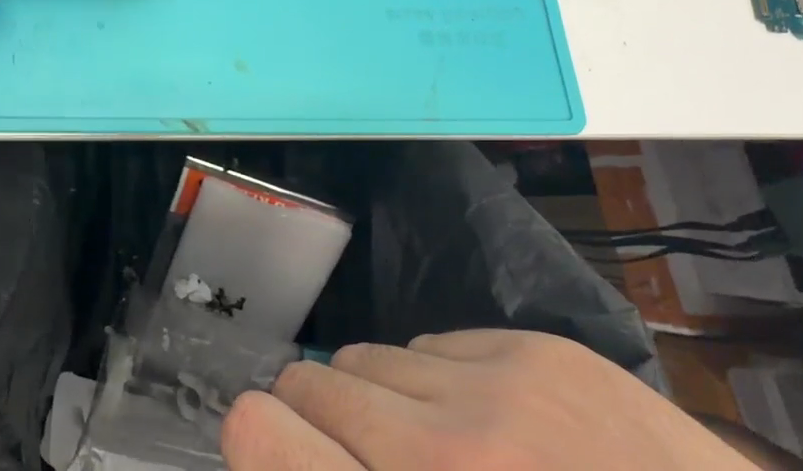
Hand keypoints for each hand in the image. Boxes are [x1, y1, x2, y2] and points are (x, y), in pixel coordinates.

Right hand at [221, 330, 757, 469]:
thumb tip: (272, 440)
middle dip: (324, 424)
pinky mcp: (543, 353)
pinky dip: (443, 384)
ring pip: (365, 358)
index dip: (258, 442)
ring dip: (384, 401)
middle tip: (373, 466)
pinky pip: (431, 345)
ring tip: (444, 451)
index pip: (261, 433)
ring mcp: (499, 394)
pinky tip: (499, 431)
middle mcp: (446, 455)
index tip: (282, 453)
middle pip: (303, 383)